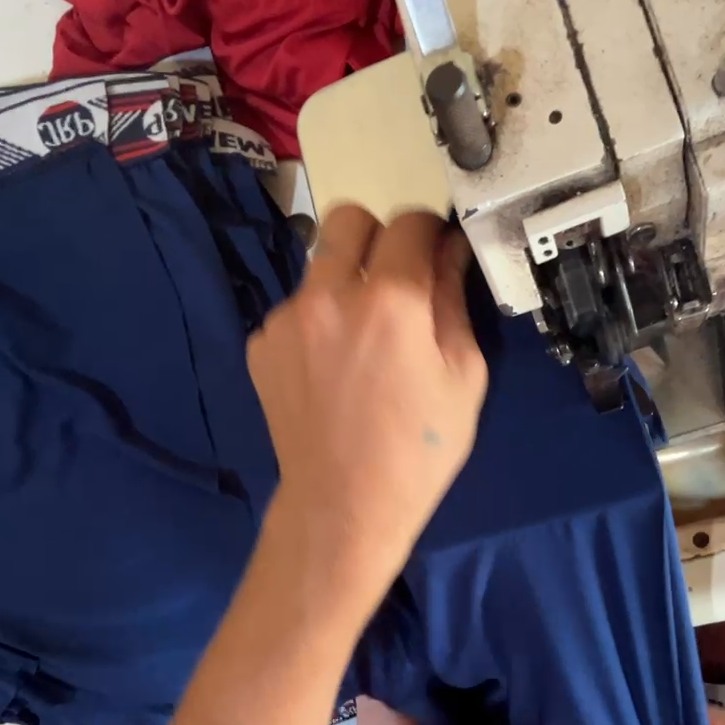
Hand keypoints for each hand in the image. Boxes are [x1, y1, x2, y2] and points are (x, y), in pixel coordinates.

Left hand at [247, 205, 487, 582]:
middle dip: (379, 237)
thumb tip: (449, 252)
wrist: (343, 506)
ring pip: (318, 265)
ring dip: (345, 282)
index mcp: (390, 300)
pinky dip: (317, 323)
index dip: (430, 232)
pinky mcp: (260, 345)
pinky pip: (295, 309)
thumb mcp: (463, 377)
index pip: (409, 221)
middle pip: (349, 218)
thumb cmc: (418, 451)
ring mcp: (286, 319)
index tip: (436, 254)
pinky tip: (330, 371)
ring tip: (361, 339)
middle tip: (396, 281)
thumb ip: (454, 301)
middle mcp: (329, 294)